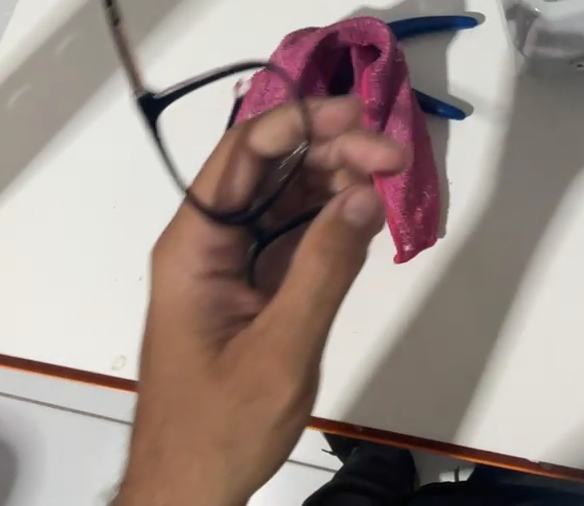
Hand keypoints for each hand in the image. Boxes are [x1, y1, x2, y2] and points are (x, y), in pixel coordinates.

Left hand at [122, 97, 405, 505]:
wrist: (189, 498)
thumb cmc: (221, 428)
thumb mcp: (281, 351)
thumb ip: (324, 268)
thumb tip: (368, 193)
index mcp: (195, 243)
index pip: (244, 154)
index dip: (299, 122)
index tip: (357, 116)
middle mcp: (212, 238)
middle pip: (272, 168)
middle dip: (332, 150)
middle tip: (394, 158)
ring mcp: (235, 259)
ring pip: (288, 195)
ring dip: (337, 179)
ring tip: (389, 178)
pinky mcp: (256, 282)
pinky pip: (296, 231)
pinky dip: (333, 217)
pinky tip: (367, 212)